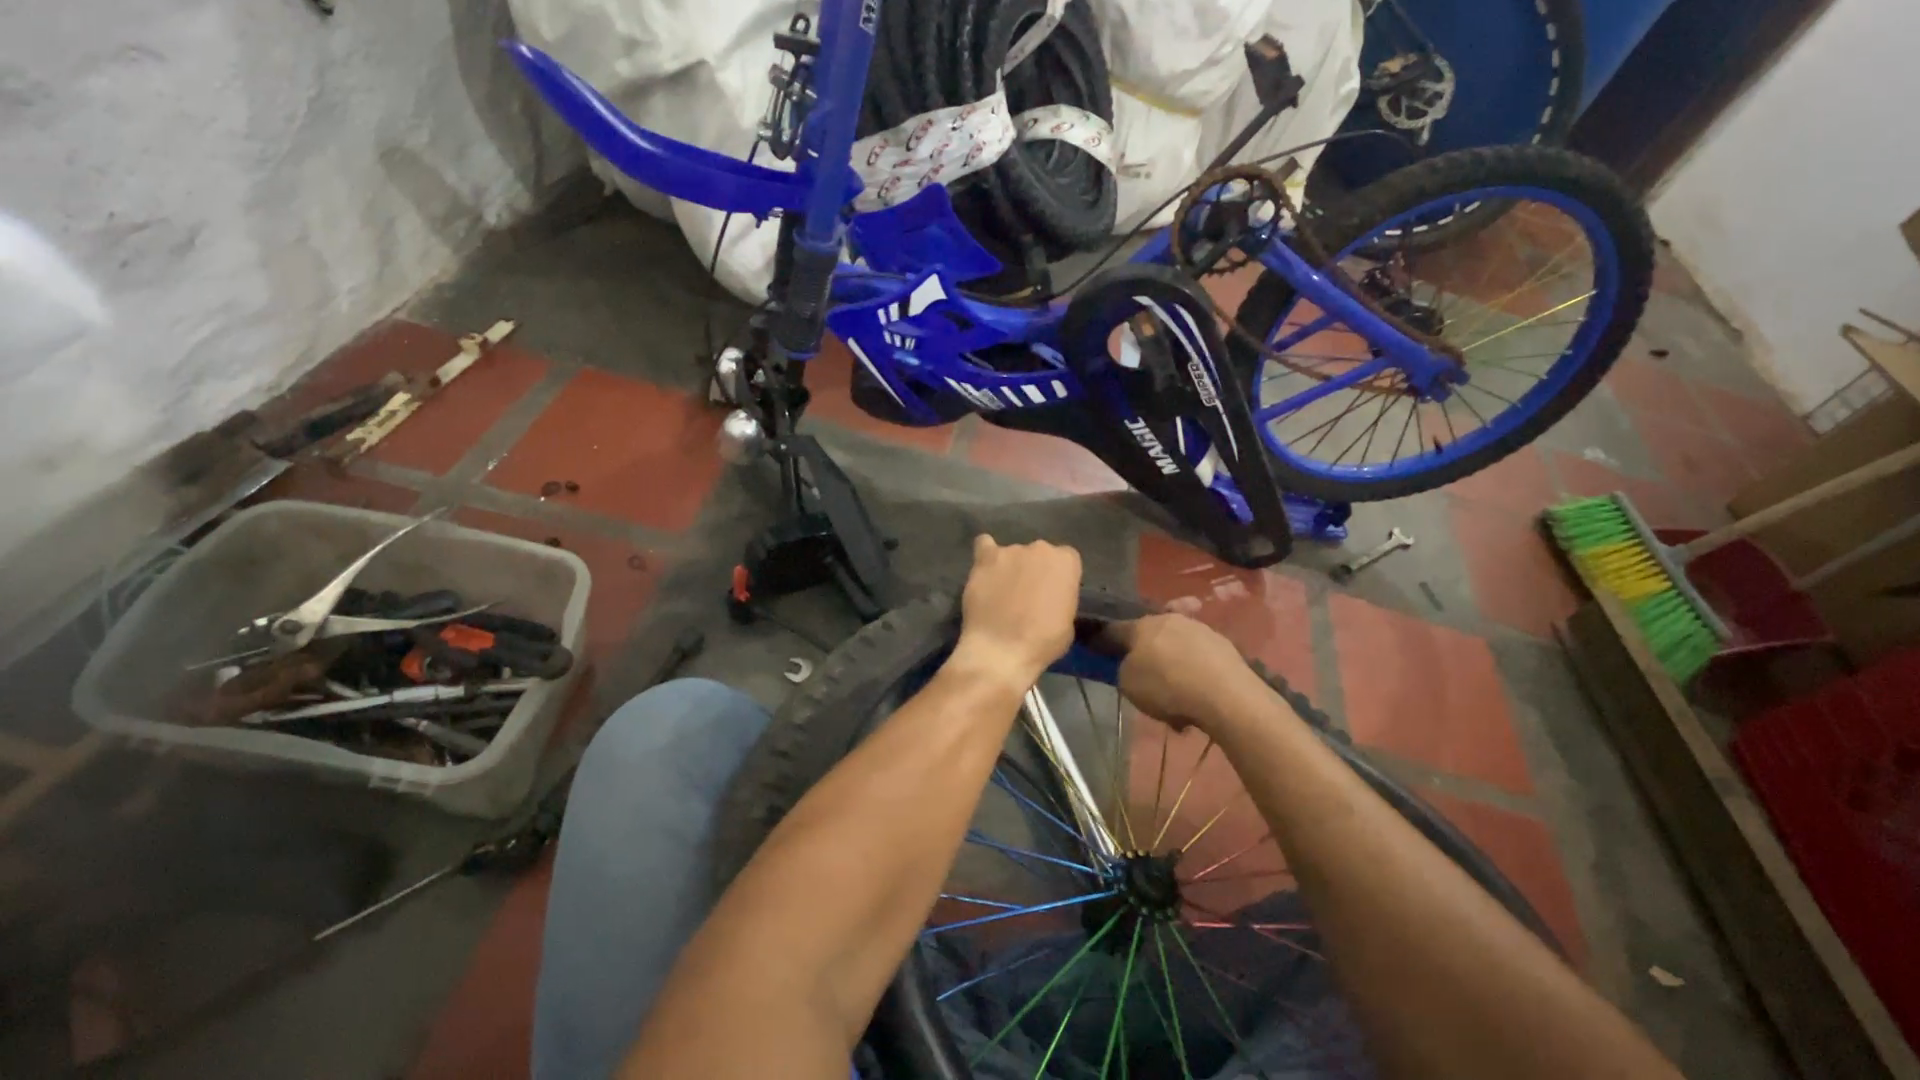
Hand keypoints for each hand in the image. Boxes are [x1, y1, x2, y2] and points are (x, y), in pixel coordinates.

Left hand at [950, 536, 1081, 688]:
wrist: (1002, 650)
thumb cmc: (1042, 643)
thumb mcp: (1068, 623)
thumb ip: (1059, 599)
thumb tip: (1048, 599)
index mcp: (1066, 562)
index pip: (1066, 559)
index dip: (1058, 578)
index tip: (1052, 594)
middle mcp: (1040, 548)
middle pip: (1038, 554)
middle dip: (1033, 571)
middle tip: (1026, 595)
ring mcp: (1010, 551)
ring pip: (1012, 555)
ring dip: (1010, 568)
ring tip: (1000, 592)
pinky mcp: (984, 559)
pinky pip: (984, 546)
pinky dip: (985, 555)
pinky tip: (984, 571)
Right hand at [1101, 614, 1279, 733]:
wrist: (1225, 695)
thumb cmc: (1167, 687)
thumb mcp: (1128, 684)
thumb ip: (1123, 670)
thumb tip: (1132, 665)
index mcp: (1142, 625)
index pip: (1114, 630)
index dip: (1102, 642)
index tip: (1096, 651)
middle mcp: (1170, 619)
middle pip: (1149, 636)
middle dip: (1145, 654)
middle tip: (1143, 679)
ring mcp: (1200, 630)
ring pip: (1177, 648)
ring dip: (1172, 665)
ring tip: (1175, 697)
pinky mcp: (1224, 645)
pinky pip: (1199, 660)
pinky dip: (1193, 674)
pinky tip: (1196, 697)